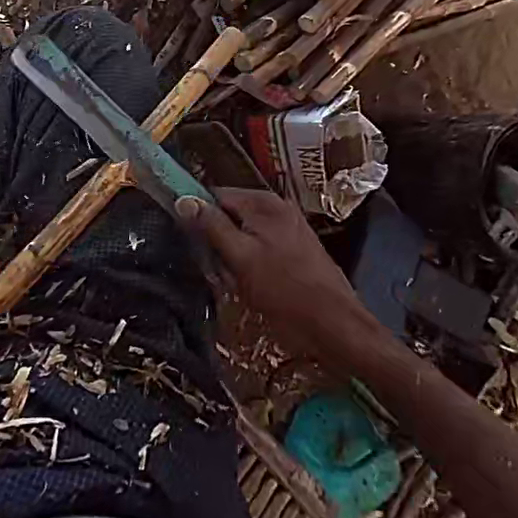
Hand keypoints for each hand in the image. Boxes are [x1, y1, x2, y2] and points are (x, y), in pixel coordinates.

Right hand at [178, 188, 387, 366]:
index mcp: (263, 202)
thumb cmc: (284, 291)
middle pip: (231, 214)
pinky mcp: (297, 246)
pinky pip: (262, 246)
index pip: (216, 195)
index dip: (200, 216)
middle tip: (220, 271)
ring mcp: (290, 225)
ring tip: (238, 283)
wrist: (333, 322)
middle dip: (220, 241)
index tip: (193, 244)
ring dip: (235, 257)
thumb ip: (212, 227)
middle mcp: (278, 206)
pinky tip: (256, 287)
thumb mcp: (240, 259)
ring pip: (245, 233)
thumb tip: (184, 199)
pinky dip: (252, 263)